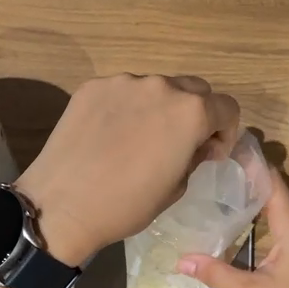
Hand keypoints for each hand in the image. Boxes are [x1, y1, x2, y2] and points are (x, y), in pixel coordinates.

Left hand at [15, 74, 239, 263]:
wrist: (61, 205)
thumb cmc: (126, 205)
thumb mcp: (176, 188)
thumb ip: (194, 156)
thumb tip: (195, 145)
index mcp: (190, 112)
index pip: (227, 107)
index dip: (225, 132)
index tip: (210, 153)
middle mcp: (161, 86)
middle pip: (193, 89)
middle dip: (195, 114)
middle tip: (179, 144)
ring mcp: (123, 82)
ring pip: (155, 88)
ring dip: (159, 109)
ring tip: (139, 140)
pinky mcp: (92, 87)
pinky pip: (122, 92)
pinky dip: (126, 108)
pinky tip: (110, 136)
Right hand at [179, 171, 288, 287]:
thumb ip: (217, 273)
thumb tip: (180, 260)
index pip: (272, 182)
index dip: (251, 164)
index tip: (225, 148)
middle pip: (275, 190)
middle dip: (249, 176)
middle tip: (216, 166)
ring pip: (279, 206)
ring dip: (256, 195)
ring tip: (223, 186)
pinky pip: (282, 221)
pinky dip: (262, 213)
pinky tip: (242, 221)